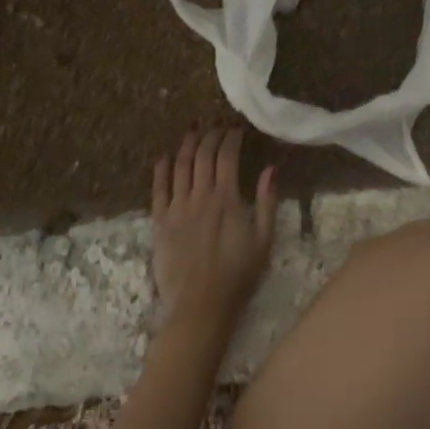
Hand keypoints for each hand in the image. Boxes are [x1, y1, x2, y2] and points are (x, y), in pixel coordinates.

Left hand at [151, 127, 276, 328]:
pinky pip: (158, 188)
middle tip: (217, 124)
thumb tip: (271, 168)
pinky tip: (165, 156)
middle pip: (202, 155)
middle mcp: (199, 196)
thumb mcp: (264, 240)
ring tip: (192, 129)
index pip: (226, 155)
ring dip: (186, 144)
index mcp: (226, 198)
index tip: (236, 127)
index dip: (231, 137)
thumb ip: (266, 202)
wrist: (201, 305)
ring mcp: (176, 207)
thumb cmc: (238, 275)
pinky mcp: (159, 222)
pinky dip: (161, 168)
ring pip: (179, 165)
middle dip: (210, 134)